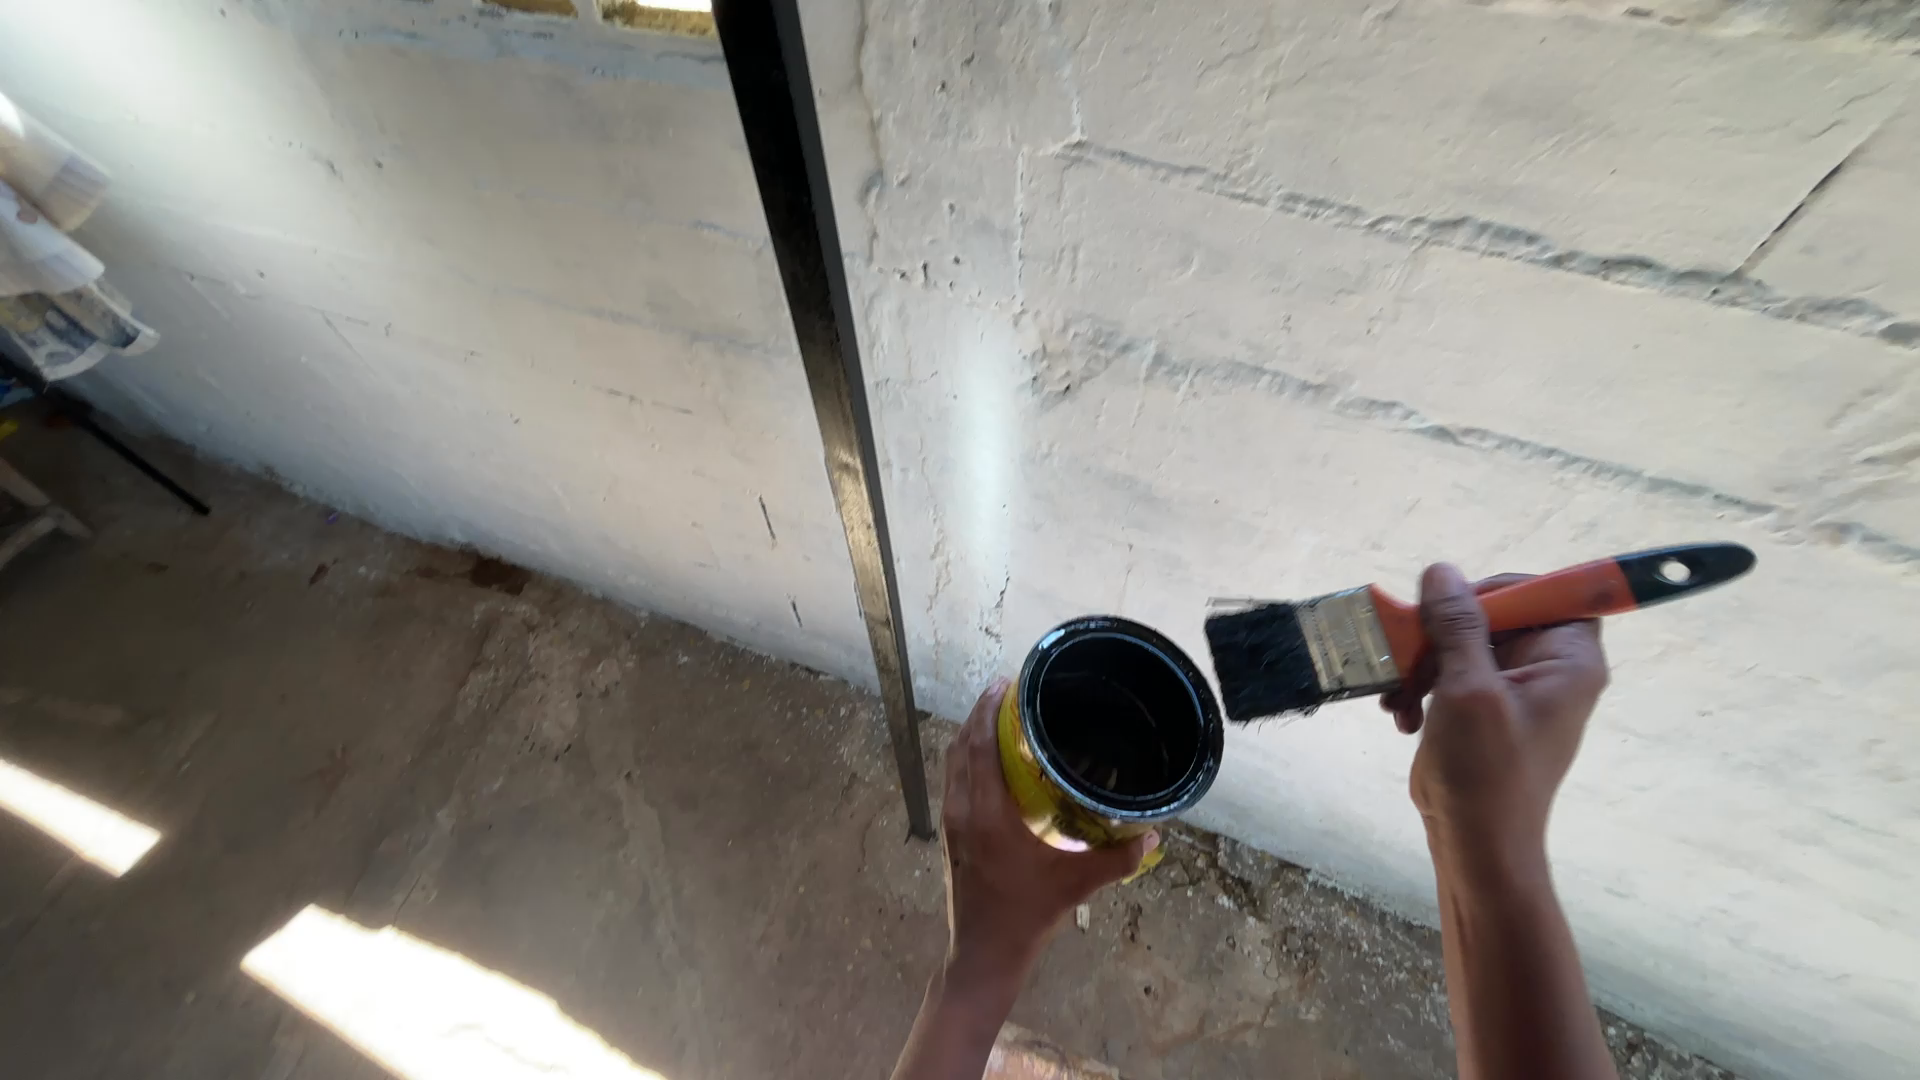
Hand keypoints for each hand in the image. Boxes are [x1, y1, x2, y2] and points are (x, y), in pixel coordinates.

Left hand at [939, 678, 1157, 979]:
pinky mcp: (949, 830)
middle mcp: (962, 809)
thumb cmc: (1025, 916)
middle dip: (979, 713)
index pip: (979, 746)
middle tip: (1006, 690)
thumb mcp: (1075, 886)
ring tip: (996, 713)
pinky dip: (966, 755)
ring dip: (970, 732)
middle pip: (961, 745)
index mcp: (986, 814)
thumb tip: (1153, 835)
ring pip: (953, 761)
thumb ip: (1117, 860)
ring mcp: (951, 820)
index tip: (1005, 684)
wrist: (982, 956)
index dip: (989, 711)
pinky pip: (953, 778)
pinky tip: (988, 756)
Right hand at [1380, 564, 1608, 860]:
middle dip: (1439, 634)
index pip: (1552, 595)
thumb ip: (1457, 626)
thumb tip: (1441, 571)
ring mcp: (1508, 691)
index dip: (1503, 590)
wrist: (1473, 840)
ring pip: (1457, 644)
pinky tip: (1402, 715)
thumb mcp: (1467, 690)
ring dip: (1418, 664)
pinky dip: (1417, 689)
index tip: (1451, 603)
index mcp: (1567, 662)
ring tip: (1399, 694)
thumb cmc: (1485, 768)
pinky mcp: (1476, 709)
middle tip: (1409, 651)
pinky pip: (1444, 673)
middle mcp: (1544, 670)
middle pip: (1490, 617)